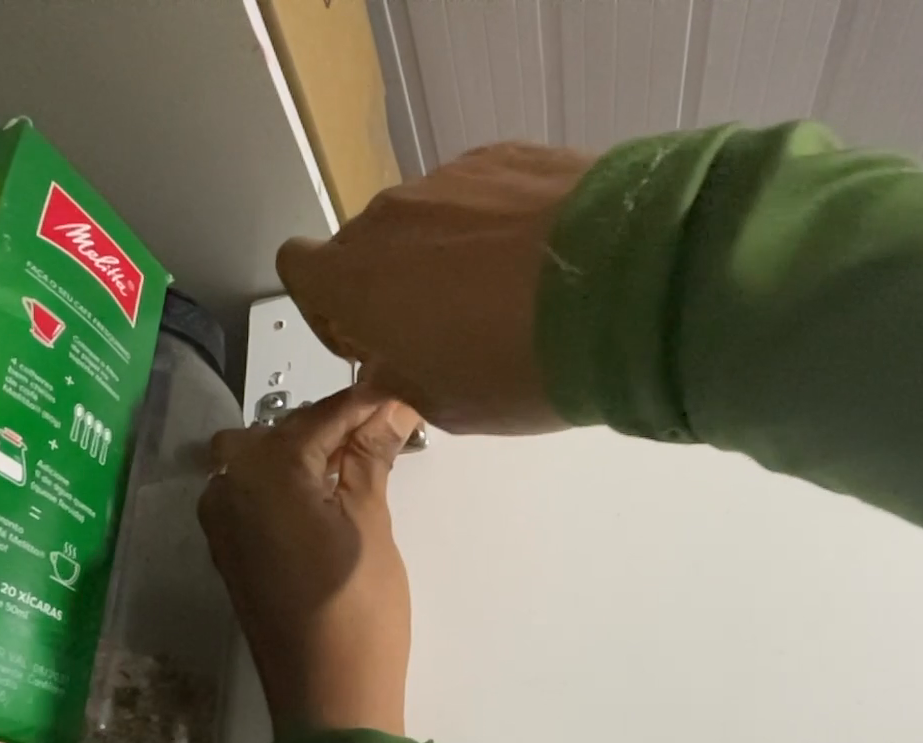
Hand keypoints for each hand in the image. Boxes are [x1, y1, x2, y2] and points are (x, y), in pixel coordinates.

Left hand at [199, 388, 420, 738]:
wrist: (327, 697)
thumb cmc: (359, 608)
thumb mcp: (371, 523)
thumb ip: (371, 458)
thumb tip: (390, 408)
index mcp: (263, 470)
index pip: (320, 416)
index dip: (366, 403)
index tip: (402, 394)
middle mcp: (228, 486)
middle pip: (284, 432)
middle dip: (334, 426)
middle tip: (387, 433)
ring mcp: (221, 520)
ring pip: (263, 460)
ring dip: (308, 453)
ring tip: (360, 467)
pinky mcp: (229, 549)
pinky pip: (255, 495)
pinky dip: (288, 485)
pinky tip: (329, 497)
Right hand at [277, 142, 594, 434]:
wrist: (623, 290)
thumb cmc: (520, 362)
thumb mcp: (446, 405)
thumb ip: (400, 381)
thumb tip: (394, 364)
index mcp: (354, 281)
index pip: (299, 274)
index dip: (330, 311)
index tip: (371, 339)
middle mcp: (389, 217)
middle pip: (366, 248)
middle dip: (392, 288)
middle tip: (446, 333)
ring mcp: (448, 180)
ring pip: (424, 222)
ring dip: (445, 258)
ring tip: (506, 302)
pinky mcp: (506, 158)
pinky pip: (478, 198)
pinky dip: (493, 229)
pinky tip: (537, 266)